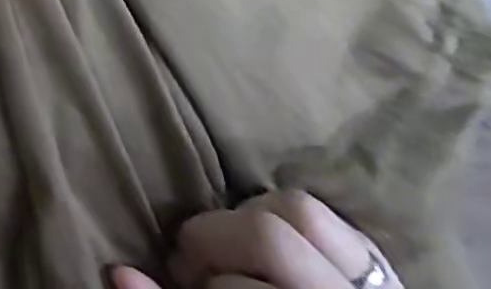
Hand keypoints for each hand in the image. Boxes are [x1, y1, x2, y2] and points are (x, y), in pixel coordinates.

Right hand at [111, 191, 399, 288]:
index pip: (241, 288)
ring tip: (224, 252)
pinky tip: (255, 244)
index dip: (205, 286)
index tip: (179, 286)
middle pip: (269, 237)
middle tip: (189, 268)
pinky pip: (317, 209)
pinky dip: (275, 212)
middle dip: (214, 244)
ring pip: (296, 209)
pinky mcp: (374, 260)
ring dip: (244, 219)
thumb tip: (117, 272)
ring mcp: (374, 282)